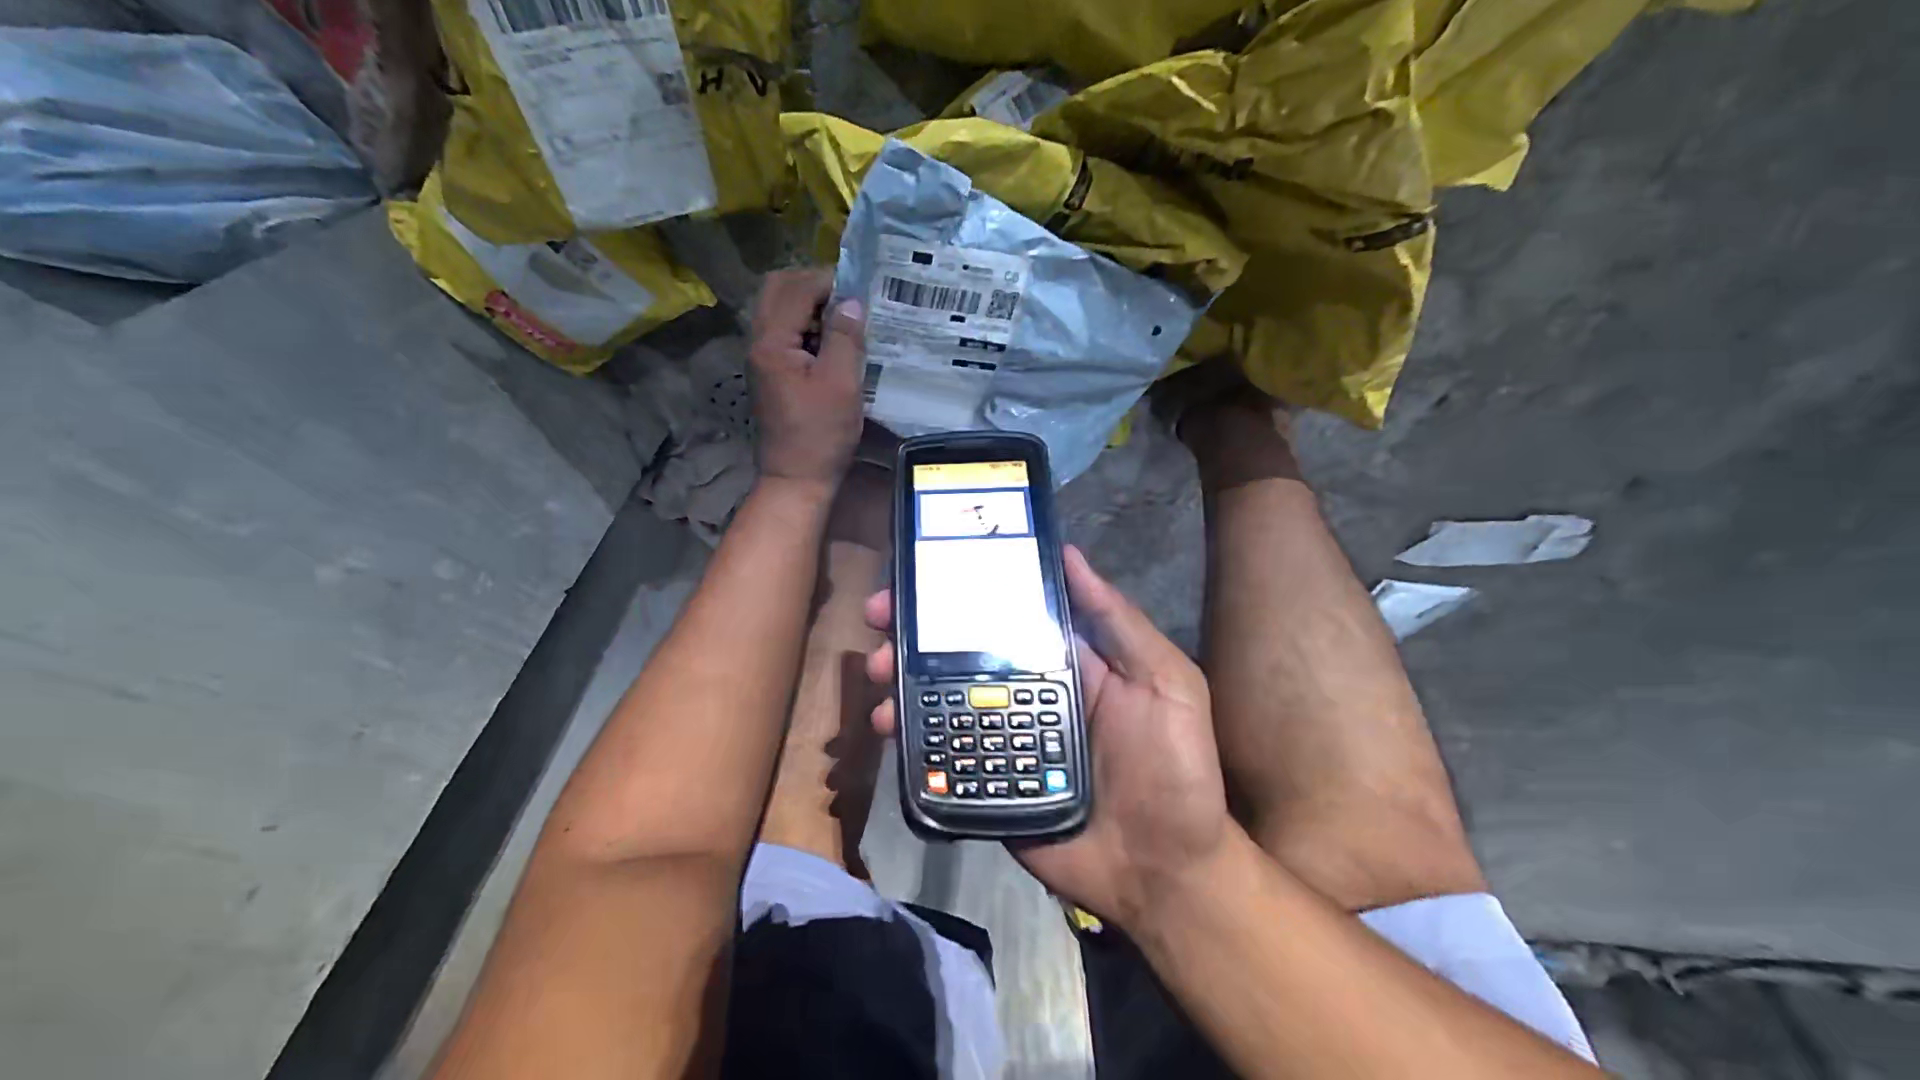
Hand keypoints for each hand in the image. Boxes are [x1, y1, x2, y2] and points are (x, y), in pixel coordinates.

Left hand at [749, 268, 865, 486]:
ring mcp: (763, 358)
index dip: (829, 281)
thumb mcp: (841, 384)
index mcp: (772, 342)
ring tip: (847, 321)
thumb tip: (852, 301)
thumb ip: (845, 337)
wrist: (796, 479)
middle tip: (849, 299)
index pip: (796, 288)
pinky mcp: (772, 373)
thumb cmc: (820, 435)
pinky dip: (809, 327)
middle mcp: (759, 343)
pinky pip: (787, 333)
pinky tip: (835, 343)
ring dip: (812, 306)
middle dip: (814, 285)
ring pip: (780, 310)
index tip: (861, 291)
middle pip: (778, 290)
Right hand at [864, 547, 1237, 926]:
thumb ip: (1120, 624)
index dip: (966, 592)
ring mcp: (1001, 738)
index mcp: (1064, 662)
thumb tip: (1070, 557)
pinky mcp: (985, 782)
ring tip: (879, 672)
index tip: (923, 574)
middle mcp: (1026, 693)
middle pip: (962, 654)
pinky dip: (910, 736)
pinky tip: (888, 725)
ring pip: (941, 698)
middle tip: (879, 619)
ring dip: (903, 678)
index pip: (1007, 616)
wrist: (1163, 872)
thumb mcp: (1165, 683)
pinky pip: (941, 753)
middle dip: (917, 631)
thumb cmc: (1174, 769)